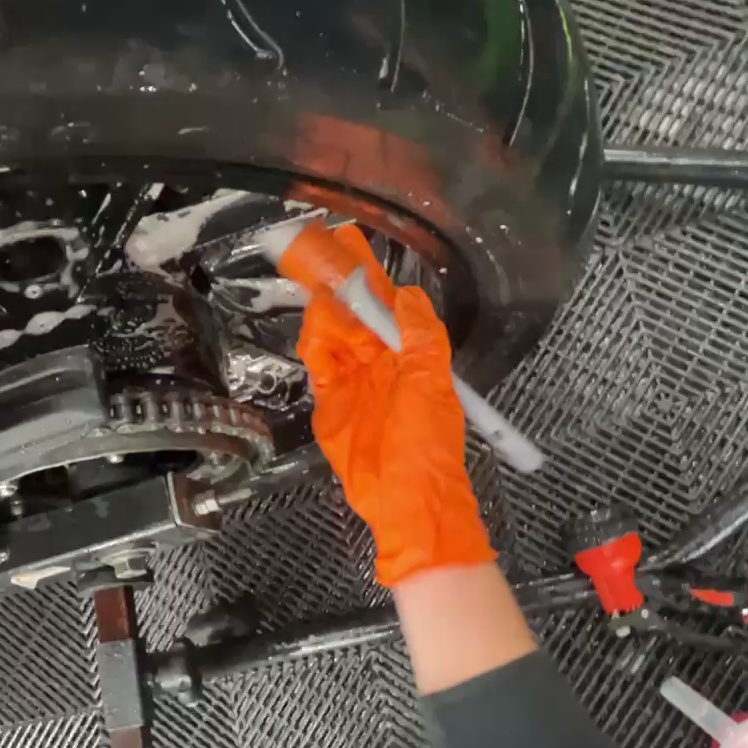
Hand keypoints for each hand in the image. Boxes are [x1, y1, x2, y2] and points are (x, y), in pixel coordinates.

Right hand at [296, 225, 494, 586]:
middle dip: (337, 285)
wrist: (406, 501)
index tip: (349, 246)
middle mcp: (381, 362)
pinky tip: (316, 336)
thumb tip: (406, 295)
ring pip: (333, 334)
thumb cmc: (428, 445)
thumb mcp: (433, 384)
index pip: (387, 305)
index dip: (369, 277)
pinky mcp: (330, 401)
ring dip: (326, 315)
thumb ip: (421, 338)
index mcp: (411, 354)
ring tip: (322, 303)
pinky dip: (315, 345)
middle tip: (315, 255)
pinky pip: (319, 363)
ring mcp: (354, 380)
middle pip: (354, 313)